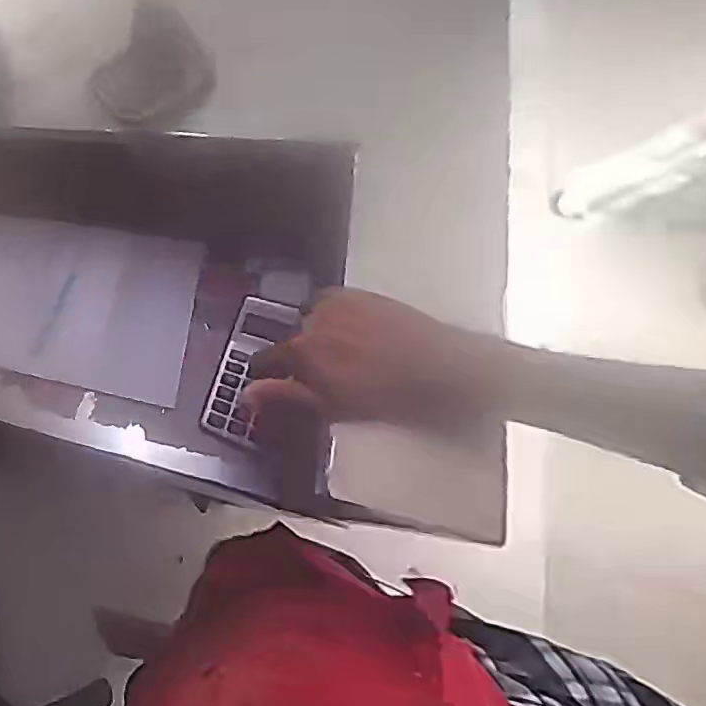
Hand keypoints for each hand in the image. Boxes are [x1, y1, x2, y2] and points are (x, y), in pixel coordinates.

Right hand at [242, 288, 508, 434]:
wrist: (457, 373)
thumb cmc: (398, 400)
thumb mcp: (336, 410)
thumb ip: (286, 397)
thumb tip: (247, 394)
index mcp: (303, 352)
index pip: (265, 361)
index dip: (270, 378)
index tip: (281, 388)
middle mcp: (314, 322)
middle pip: (289, 342)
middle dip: (300, 359)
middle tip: (327, 379)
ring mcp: (338, 305)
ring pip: (309, 323)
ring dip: (318, 338)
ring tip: (347, 358)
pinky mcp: (360, 295)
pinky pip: (331, 306)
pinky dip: (335, 320)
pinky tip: (356, 338)